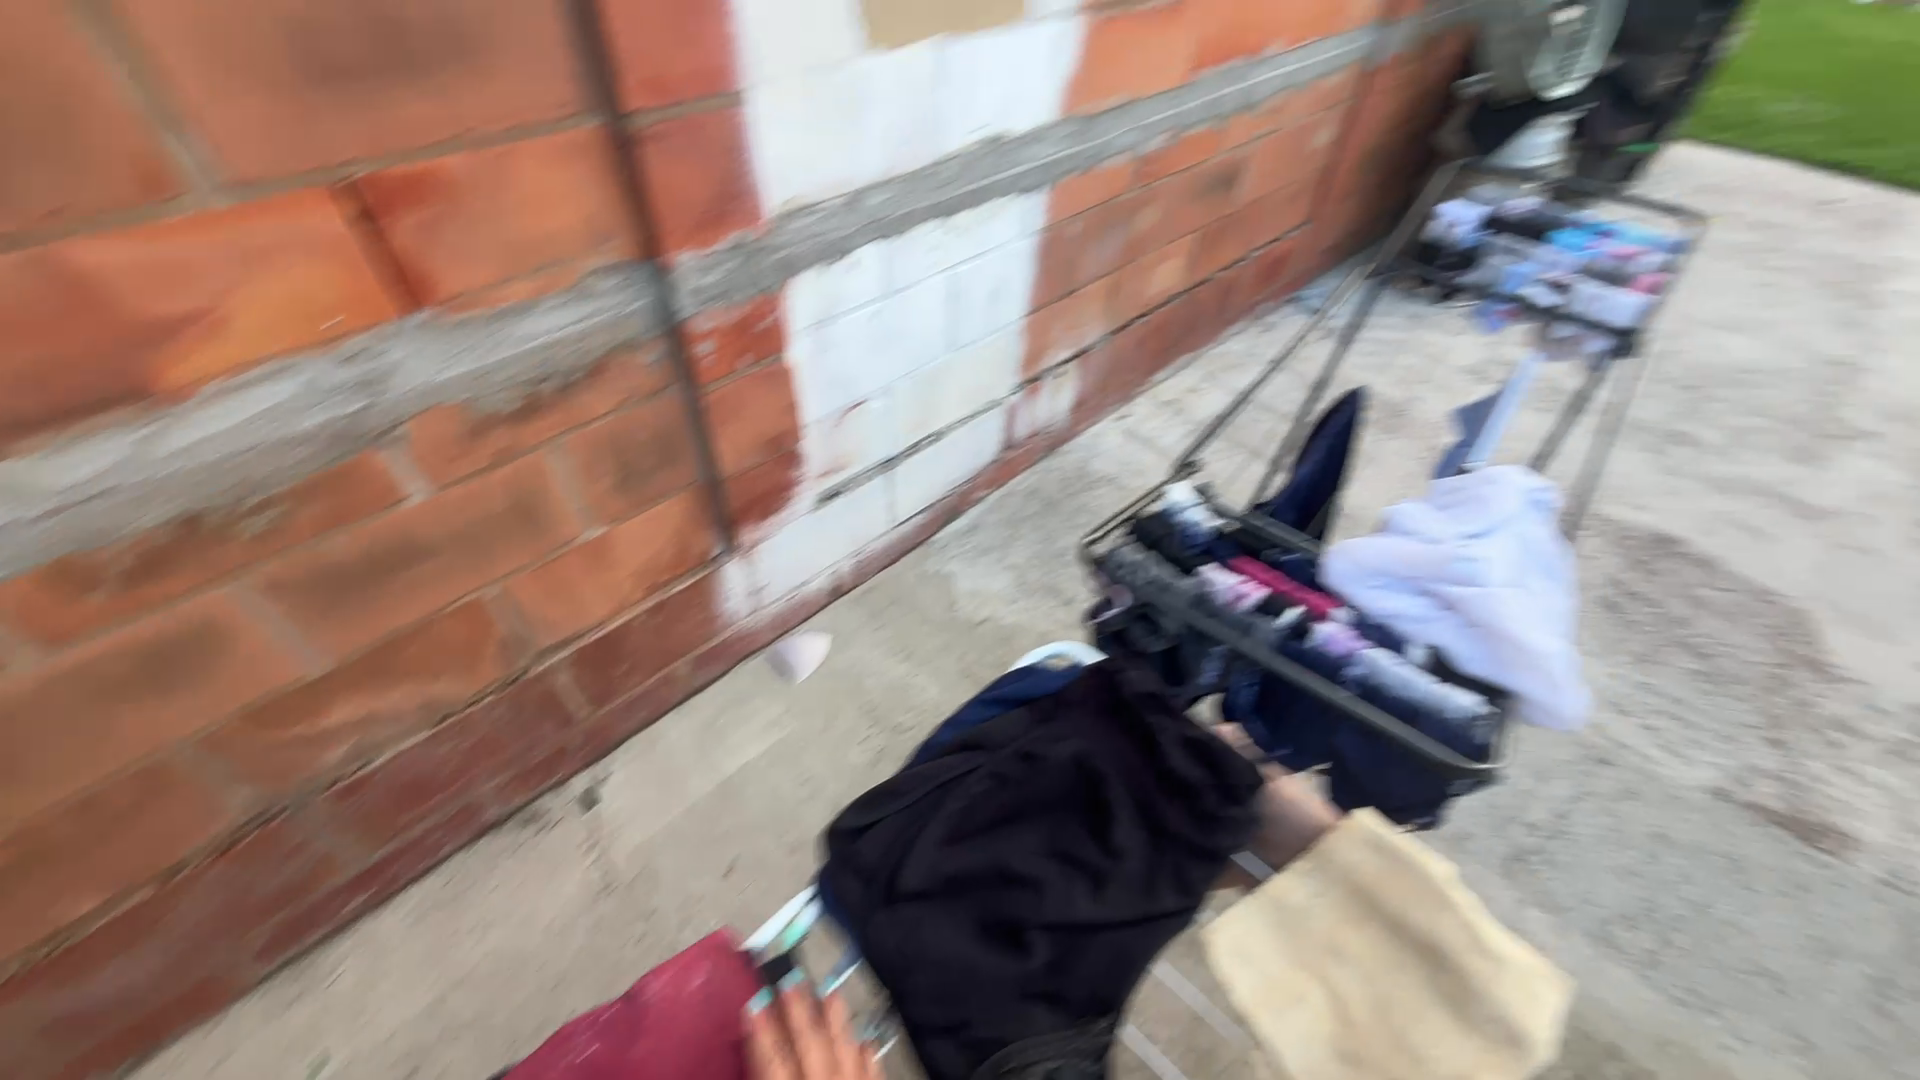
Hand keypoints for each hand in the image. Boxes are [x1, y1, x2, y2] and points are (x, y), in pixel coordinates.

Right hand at [745, 980, 882, 1079]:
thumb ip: (763, 1076)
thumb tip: (753, 1055)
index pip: (774, 1058)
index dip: (763, 1028)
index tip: (754, 1001)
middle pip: (811, 1042)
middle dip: (800, 1008)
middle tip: (791, 977)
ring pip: (845, 1047)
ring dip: (837, 1019)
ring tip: (830, 991)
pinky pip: (871, 1070)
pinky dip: (866, 1052)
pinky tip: (864, 1038)